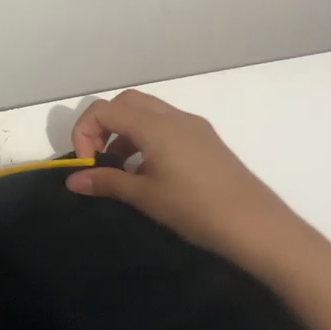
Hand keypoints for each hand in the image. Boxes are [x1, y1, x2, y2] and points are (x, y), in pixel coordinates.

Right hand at [66, 90, 320, 274]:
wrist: (258, 227)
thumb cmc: (195, 209)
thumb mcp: (144, 196)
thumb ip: (106, 182)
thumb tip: (73, 180)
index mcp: (156, 126)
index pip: (104, 110)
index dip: (84, 132)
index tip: (86, 164)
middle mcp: (174, 117)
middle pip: (125, 102)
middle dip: (103, 125)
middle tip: (99, 157)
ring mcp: (194, 127)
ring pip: (147, 112)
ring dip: (125, 132)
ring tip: (122, 169)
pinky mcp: (206, 141)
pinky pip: (166, 126)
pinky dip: (146, 139)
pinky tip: (149, 173)